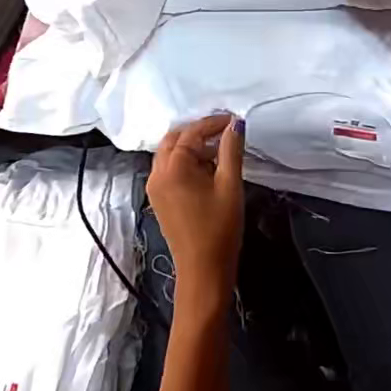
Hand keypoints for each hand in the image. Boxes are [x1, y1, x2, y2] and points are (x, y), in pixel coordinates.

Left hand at [147, 114, 245, 311]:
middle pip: (174, 139)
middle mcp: (157, 173)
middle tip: (224, 133)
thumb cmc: (220, 228)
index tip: (234, 120)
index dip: (213, 123)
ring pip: (168, 154)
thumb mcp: (230, 185)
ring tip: (219, 152)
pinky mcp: (158, 199)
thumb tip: (235, 124)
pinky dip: (184, 163)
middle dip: (198, 132)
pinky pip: (168, 170)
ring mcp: (154, 187)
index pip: (191, 133)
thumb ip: (231, 150)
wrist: (203, 270)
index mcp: (172, 167)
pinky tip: (206, 170)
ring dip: (191, 147)